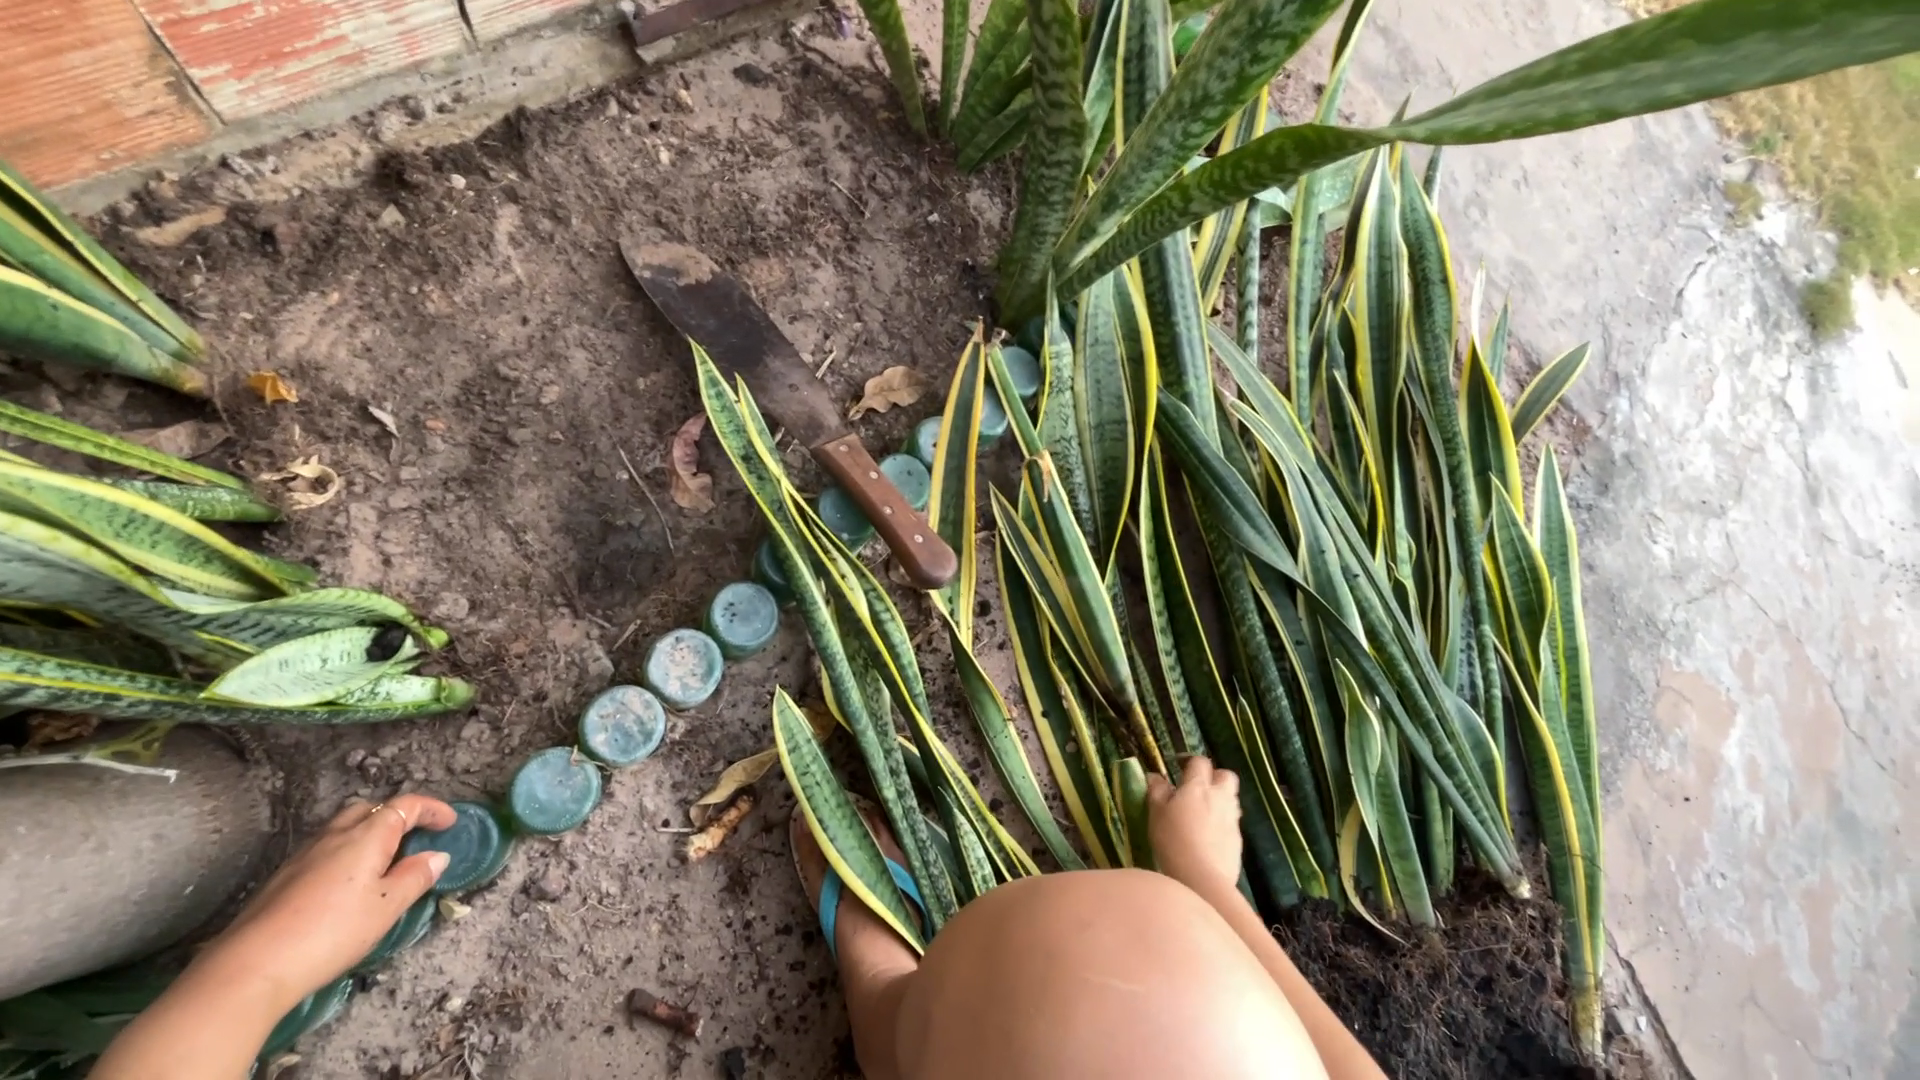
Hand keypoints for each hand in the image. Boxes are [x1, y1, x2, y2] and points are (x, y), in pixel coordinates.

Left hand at [192, 794, 454, 1012]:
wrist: (248, 969)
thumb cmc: (330, 933)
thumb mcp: (386, 908)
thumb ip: (415, 877)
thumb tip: (437, 856)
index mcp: (366, 837)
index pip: (404, 806)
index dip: (431, 809)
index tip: (449, 822)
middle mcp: (333, 837)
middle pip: (368, 809)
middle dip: (395, 815)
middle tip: (414, 836)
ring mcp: (302, 857)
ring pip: (341, 828)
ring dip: (367, 833)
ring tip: (382, 859)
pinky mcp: (281, 879)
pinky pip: (322, 849)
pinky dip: (344, 852)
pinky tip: (346, 883)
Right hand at [1146, 756, 1240, 893]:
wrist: (1202, 878)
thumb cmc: (1173, 840)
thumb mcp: (1156, 813)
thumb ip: (1157, 791)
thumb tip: (1155, 776)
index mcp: (1198, 787)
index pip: (1200, 762)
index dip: (1189, 761)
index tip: (1178, 768)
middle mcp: (1220, 797)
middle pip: (1225, 776)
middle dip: (1214, 777)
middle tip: (1197, 788)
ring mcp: (1232, 819)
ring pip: (1231, 799)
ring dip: (1219, 800)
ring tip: (1202, 813)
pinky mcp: (1238, 840)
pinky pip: (1232, 822)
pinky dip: (1222, 823)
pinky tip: (1208, 836)